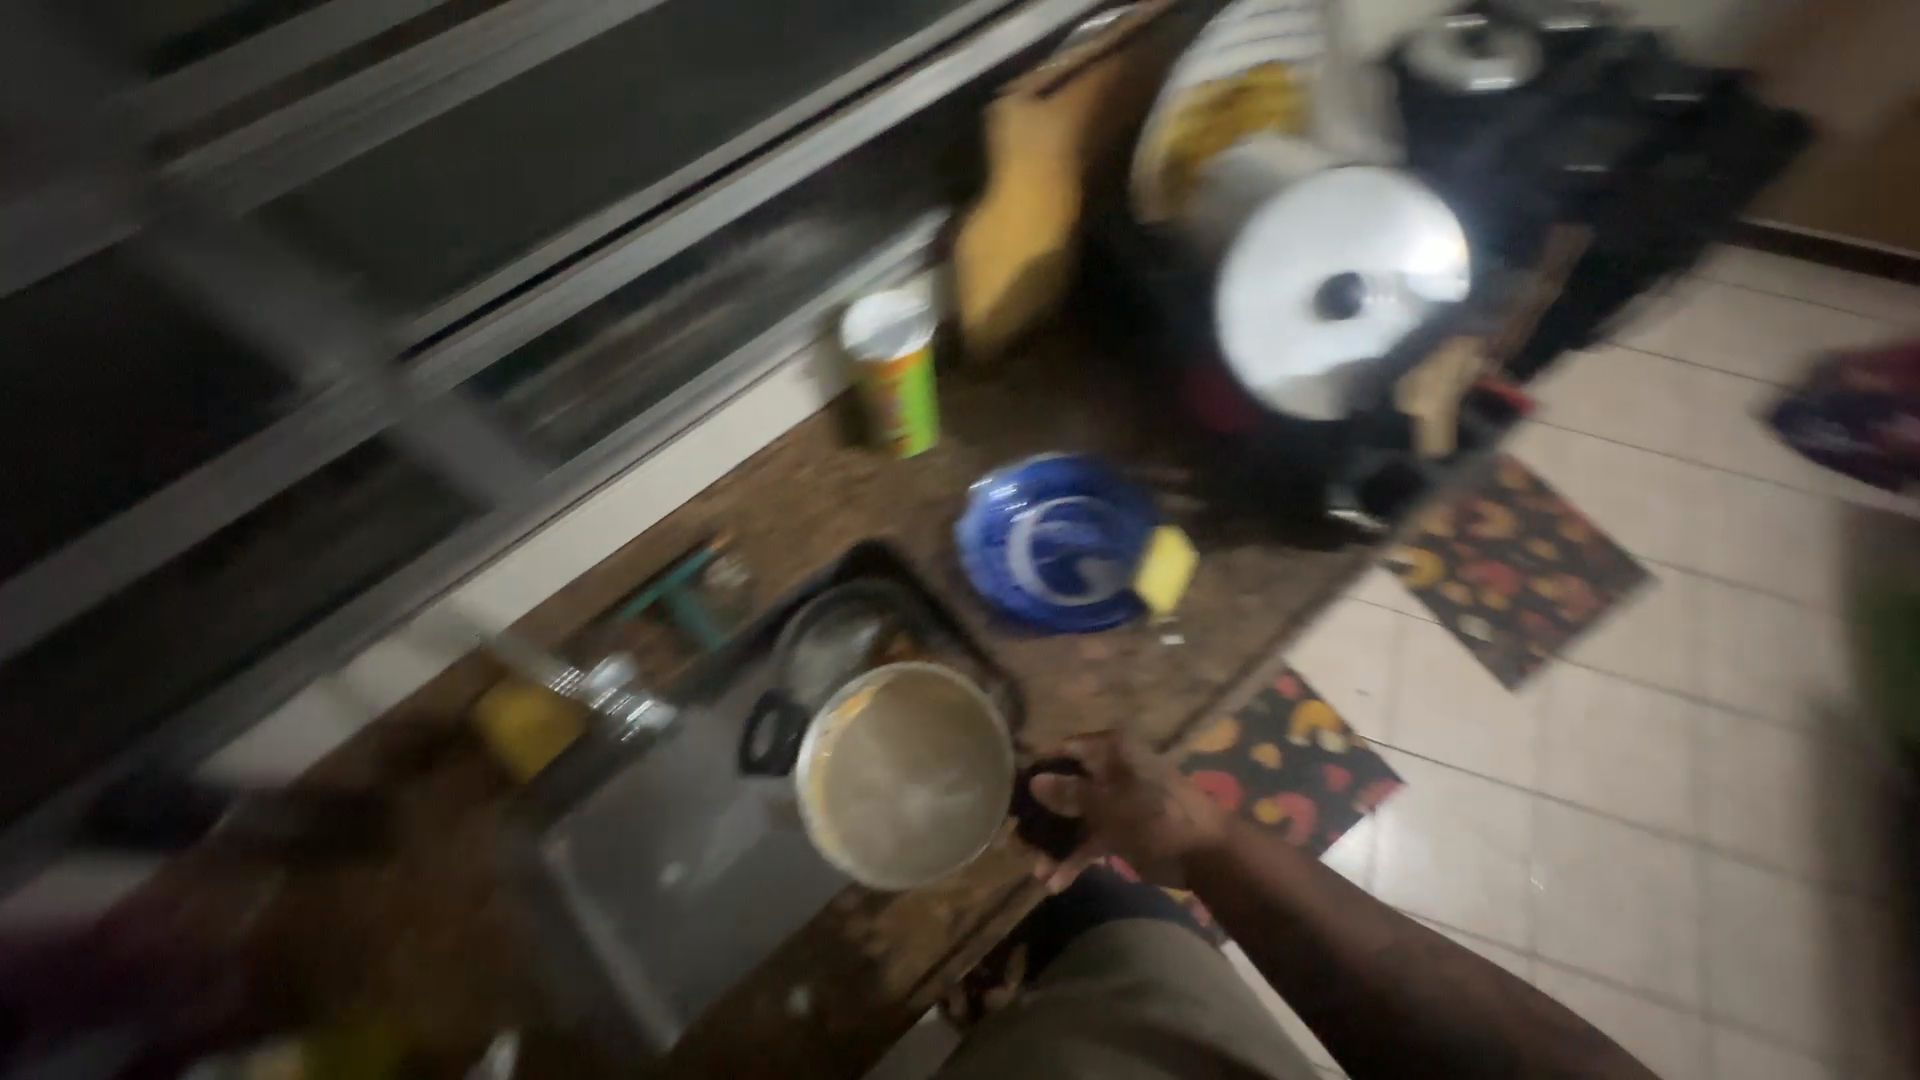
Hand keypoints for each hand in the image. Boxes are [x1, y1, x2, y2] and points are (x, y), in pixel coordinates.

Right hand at [1025, 730, 1229, 891]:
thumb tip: (1033, 781)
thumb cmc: (1159, 813)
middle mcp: (1108, 771)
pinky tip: (1055, 883)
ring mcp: (1113, 804)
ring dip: (1055, 847)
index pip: (1064, 751)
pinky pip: (1088, 843)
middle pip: (1064, 789)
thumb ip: (1070, 793)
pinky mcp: (1119, 833)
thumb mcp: (1111, 802)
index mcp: (1110, 751)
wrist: (1207, 854)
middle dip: (1042, 819)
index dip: (1039, 771)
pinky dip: (1073, 861)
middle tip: (1018, 842)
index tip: (1014, 794)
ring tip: (1037, 873)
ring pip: (1073, 820)